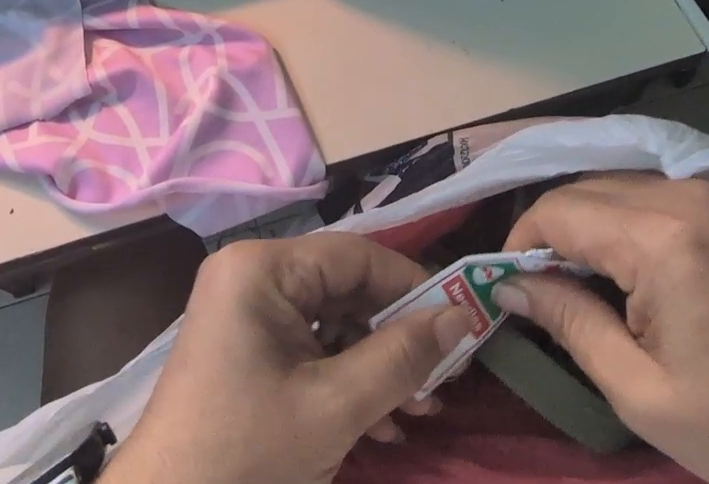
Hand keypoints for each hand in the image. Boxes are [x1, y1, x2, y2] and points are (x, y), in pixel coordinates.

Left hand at [104, 234, 475, 483]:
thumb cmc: (247, 453)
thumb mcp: (335, 406)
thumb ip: (402, 358)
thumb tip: (462, 316)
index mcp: (263, 268)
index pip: (356, 255)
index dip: (412, 286)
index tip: (460, 323)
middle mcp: (251, 275)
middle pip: (346, 288)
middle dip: (396, 338)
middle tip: (443, 379)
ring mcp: (246, 311)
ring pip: (334, 321)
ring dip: (379, 366)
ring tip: (420, 411)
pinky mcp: (246, 346)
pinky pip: (310, 345)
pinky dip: (347, 379)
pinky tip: (383, 425)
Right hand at [493, 173, 708, 483]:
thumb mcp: (644, 395)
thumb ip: (569, 323)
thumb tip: (510, 284)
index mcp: (662, 241)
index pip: (557, 212)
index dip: (521, 245)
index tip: (510, 286)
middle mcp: (686, 194)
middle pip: (583, 188)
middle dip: (552, 234)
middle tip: (545, 290)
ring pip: (615, 183)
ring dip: (588, 223)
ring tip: (587, 282)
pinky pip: (653, 189)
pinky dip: (624, 216)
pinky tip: (629, 263)